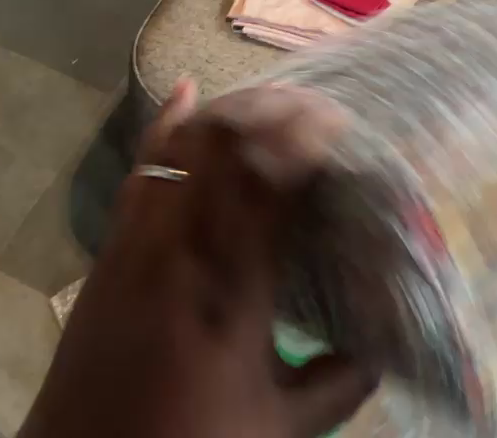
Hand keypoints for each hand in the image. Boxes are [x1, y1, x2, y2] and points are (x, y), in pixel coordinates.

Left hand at [18, 81, 378, 437]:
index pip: (269, 187)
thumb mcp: (273, 430)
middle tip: (311, 101)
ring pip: (184, 146)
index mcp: (231, 289)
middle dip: (271, 111)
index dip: (302, 141)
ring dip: (229, 111)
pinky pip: (143, 167)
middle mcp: (183, 247)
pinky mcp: (114, 243)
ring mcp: (141, 239)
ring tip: (269, 96)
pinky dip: (167, 124)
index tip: (335, 118)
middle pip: (225, 149)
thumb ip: (336, 387)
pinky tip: (187, 92)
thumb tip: (383, 349)